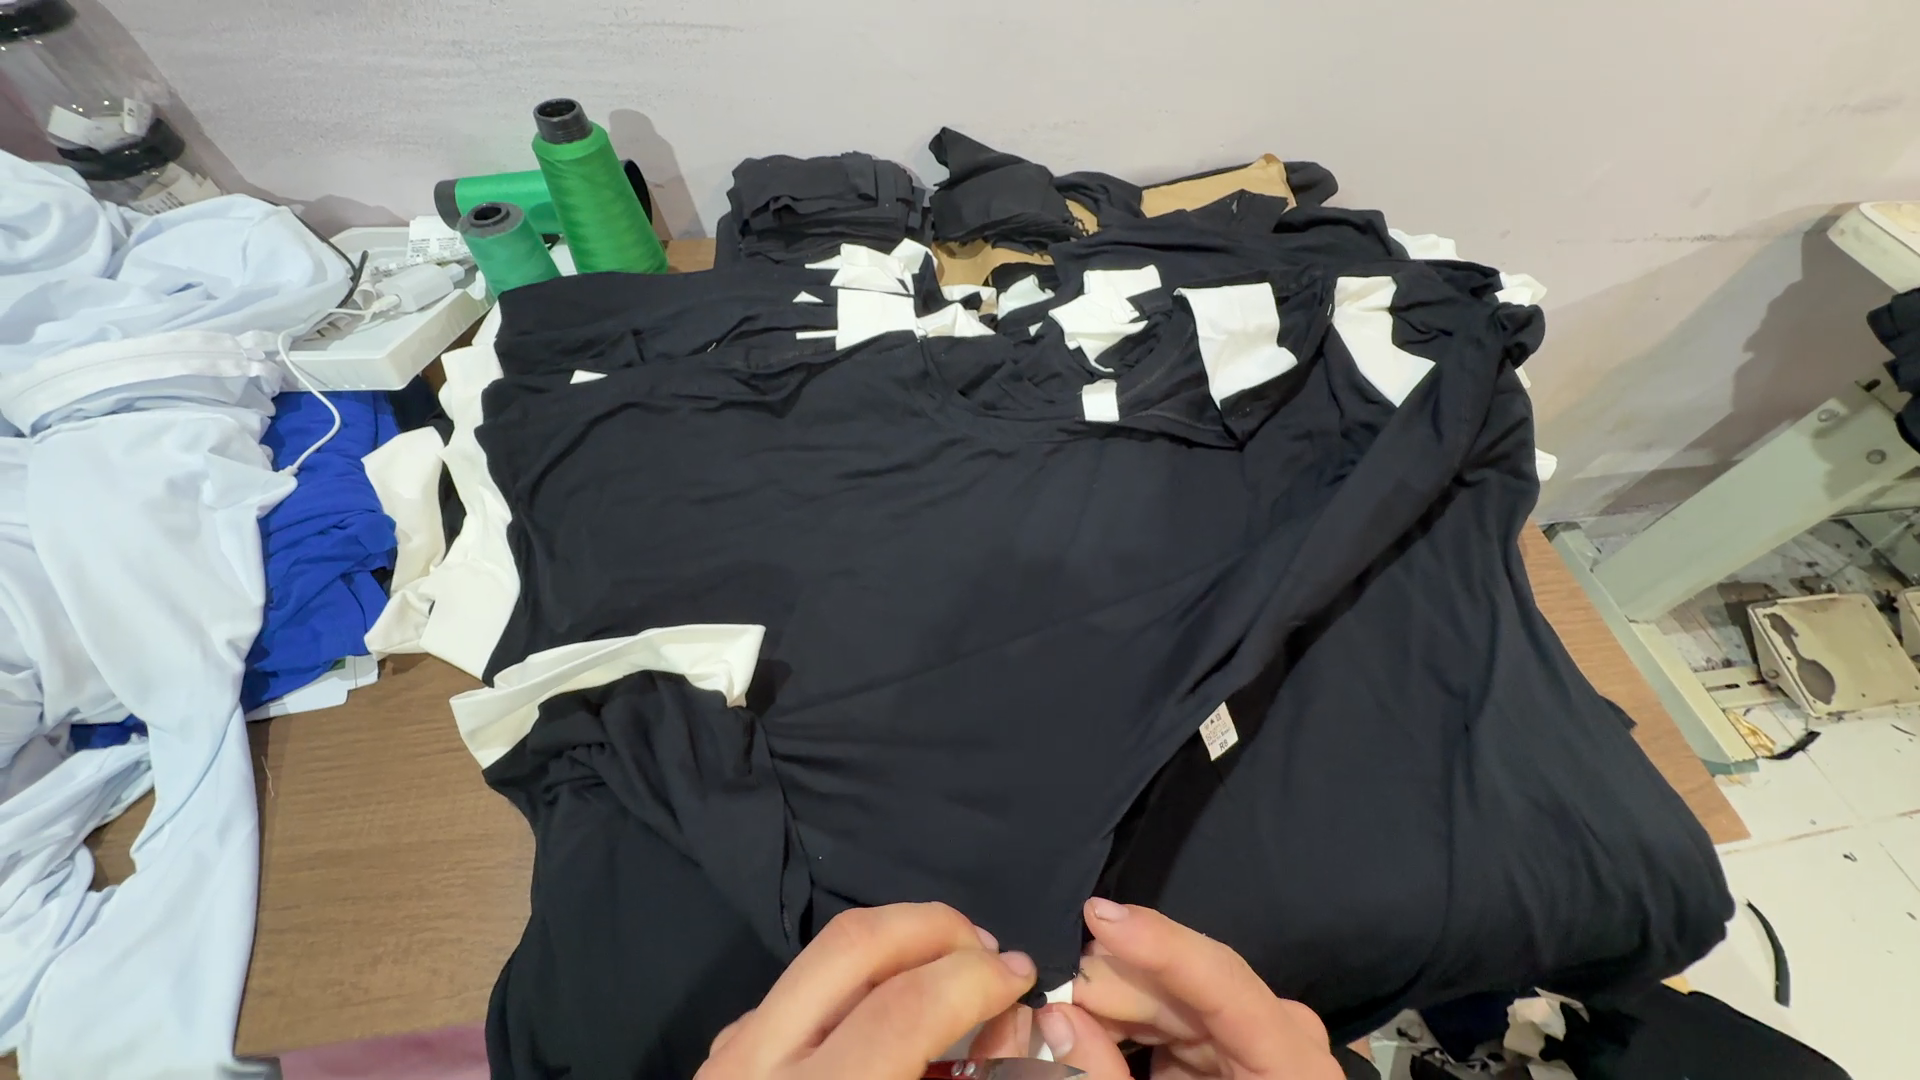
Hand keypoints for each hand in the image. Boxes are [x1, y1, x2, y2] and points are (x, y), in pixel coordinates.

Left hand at [697, 902, 1038, 1079]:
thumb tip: (1009, 1015)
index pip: (901, 1012)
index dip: (975, 980)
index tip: (1023, 975)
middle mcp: (756, 1068)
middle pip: (852, 944)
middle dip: (936, 926)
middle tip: (989, 948)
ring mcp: (733, 1051)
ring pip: (825, 946)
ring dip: (903, 934)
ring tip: (955, 953)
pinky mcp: (729, 1048)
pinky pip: (808, 979)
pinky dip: (867, 967)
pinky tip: (901, 990)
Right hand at [1033, 899, 1343, 1079]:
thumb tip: (1056, 1013)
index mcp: (1294, 1068)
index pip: (1225, 982)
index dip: (1159, 944)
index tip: (1096, 917)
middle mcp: (1289, 1043)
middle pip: (1194, 989)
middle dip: (1120, 983)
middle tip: (1059, 989)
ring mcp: (1267, 1049)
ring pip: (1181, 1003)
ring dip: (1120, 1005)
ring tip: (1069, 1011)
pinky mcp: (1242, 1061)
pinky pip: (1181, 1029)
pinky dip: (1135, 1029)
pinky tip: (1097, 1032)